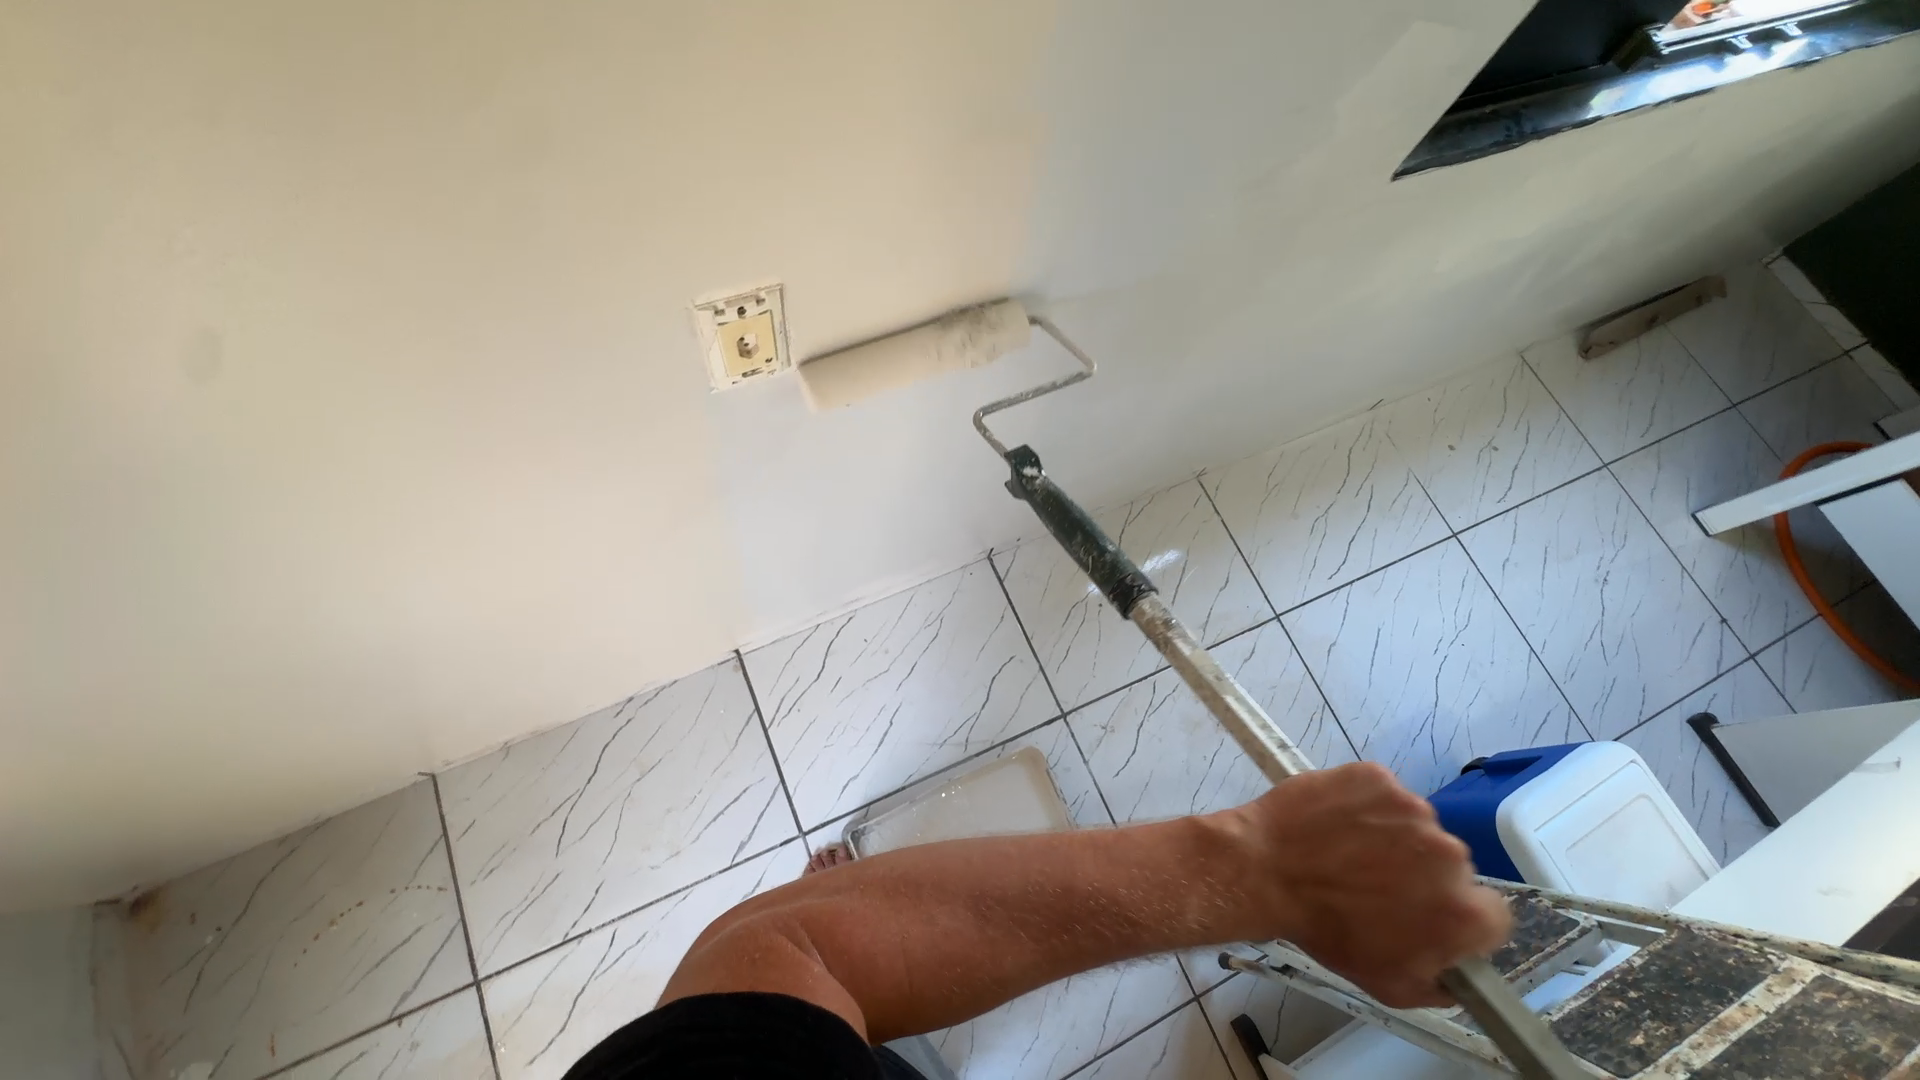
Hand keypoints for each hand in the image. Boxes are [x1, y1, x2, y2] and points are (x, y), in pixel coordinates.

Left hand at [1222, 762, 1511, 1007]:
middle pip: (1450, 864)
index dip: (1456, 915)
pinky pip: (1381, 792)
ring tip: (1346, 849)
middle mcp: (1451, 854)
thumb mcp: (1394, 986)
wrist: (1262, 869)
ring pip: (1414, 824)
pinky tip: (1335, 820)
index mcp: (1465, 912)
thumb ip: (1444, 983)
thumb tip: (1461, 971)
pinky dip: (1363, 803)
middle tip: (1372, 880)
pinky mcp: (1377, 776)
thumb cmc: (1324, 929)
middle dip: (1420, 873)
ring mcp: (1412, 808)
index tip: (1424, 911)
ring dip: (1390, 835)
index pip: (1490, 913)